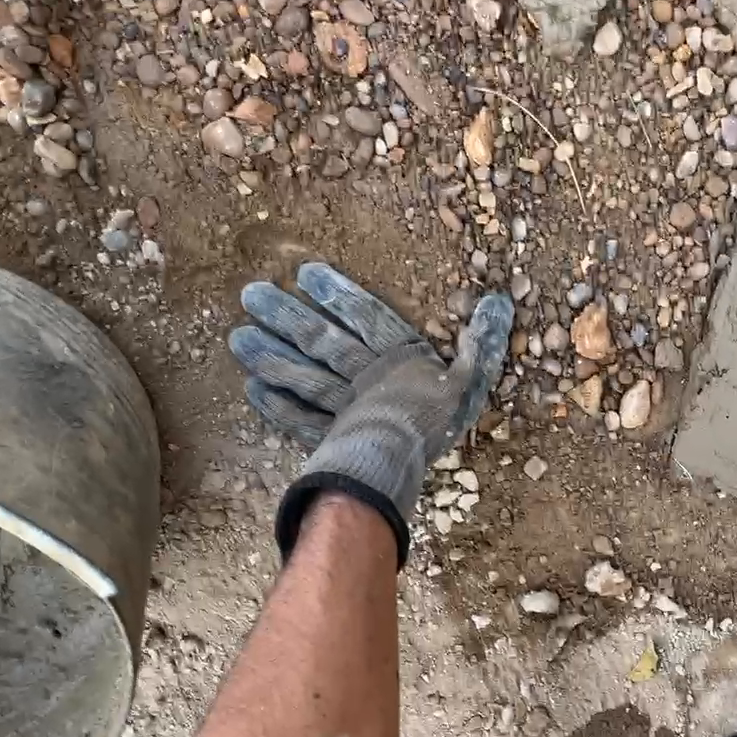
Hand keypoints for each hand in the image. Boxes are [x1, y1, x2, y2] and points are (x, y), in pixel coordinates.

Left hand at [229, 263, 511, 559]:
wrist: (403, 463)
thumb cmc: (439, 421)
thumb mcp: (471, 380)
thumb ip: (481, 344)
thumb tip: (498, 303)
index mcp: (398, 359)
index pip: (366, 319)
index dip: (338, 295)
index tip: (304, 274)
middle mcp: (364, 377)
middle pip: (322, 342)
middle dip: (287, 317)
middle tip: (251, 295)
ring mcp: (344, 408)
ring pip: (305, 376)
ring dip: (272, 357)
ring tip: (238, 337)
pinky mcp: (334, 437)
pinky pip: (301, 419)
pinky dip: (278, 406)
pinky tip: (254, 390)